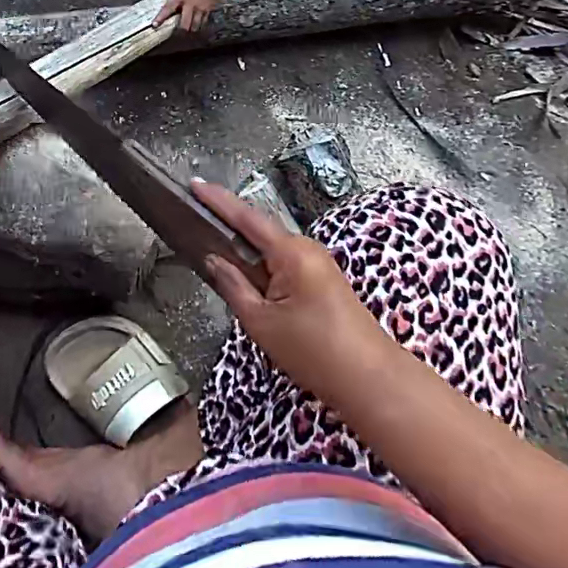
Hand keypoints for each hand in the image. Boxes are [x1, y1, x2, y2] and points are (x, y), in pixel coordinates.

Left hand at [151, 0, 217, 30]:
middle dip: (181, 31)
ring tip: (188, 31)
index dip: (160, 18)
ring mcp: (200, 8)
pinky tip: (197, 26)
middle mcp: (189, 5)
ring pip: (196, 25)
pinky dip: (200, 25)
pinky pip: (205, 21)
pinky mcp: (209, 8)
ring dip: (191, 29)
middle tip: (177, 33)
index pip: (167, 10)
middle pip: (185, 24)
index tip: (154, 25)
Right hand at [193, 178, 384, 401]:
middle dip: (228, 227)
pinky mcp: (321, 279)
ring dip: (244, 251)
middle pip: (258, 230)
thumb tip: (213, 259)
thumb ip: (232, 284)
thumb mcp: (261, 321)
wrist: (372, 382)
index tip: (194, 185)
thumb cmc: (316, 353)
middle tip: (194, 223)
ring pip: (269, 249)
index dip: (217, 199)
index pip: (246, 216)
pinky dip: (260, 265)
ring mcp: (316, 263)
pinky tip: (245, 277)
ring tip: (213, 253)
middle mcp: (306, 249)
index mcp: (291, 252)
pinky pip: (282, 262)